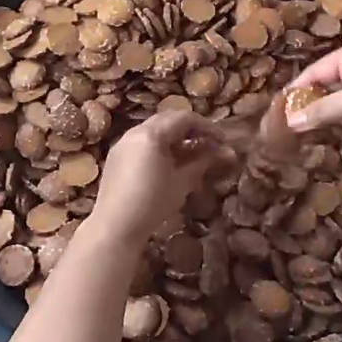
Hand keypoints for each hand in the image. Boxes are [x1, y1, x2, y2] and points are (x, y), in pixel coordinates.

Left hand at [87, 111, 224, 244]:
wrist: (115, 224)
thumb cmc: (153, 203)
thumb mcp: (182, 182)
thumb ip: (203, 162)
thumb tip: (226, 152)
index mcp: (151, 134)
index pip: (184, 118)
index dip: (207, 127)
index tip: (223, 141)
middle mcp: (134, 132)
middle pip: (167, 119)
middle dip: (190, 129)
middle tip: (209, 144)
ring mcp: (122, 143)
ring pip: (152, 129)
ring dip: (174, 136)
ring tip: (192, 154)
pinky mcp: (116, 156)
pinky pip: (141, 141)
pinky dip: (158, 145)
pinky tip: (169, 162)